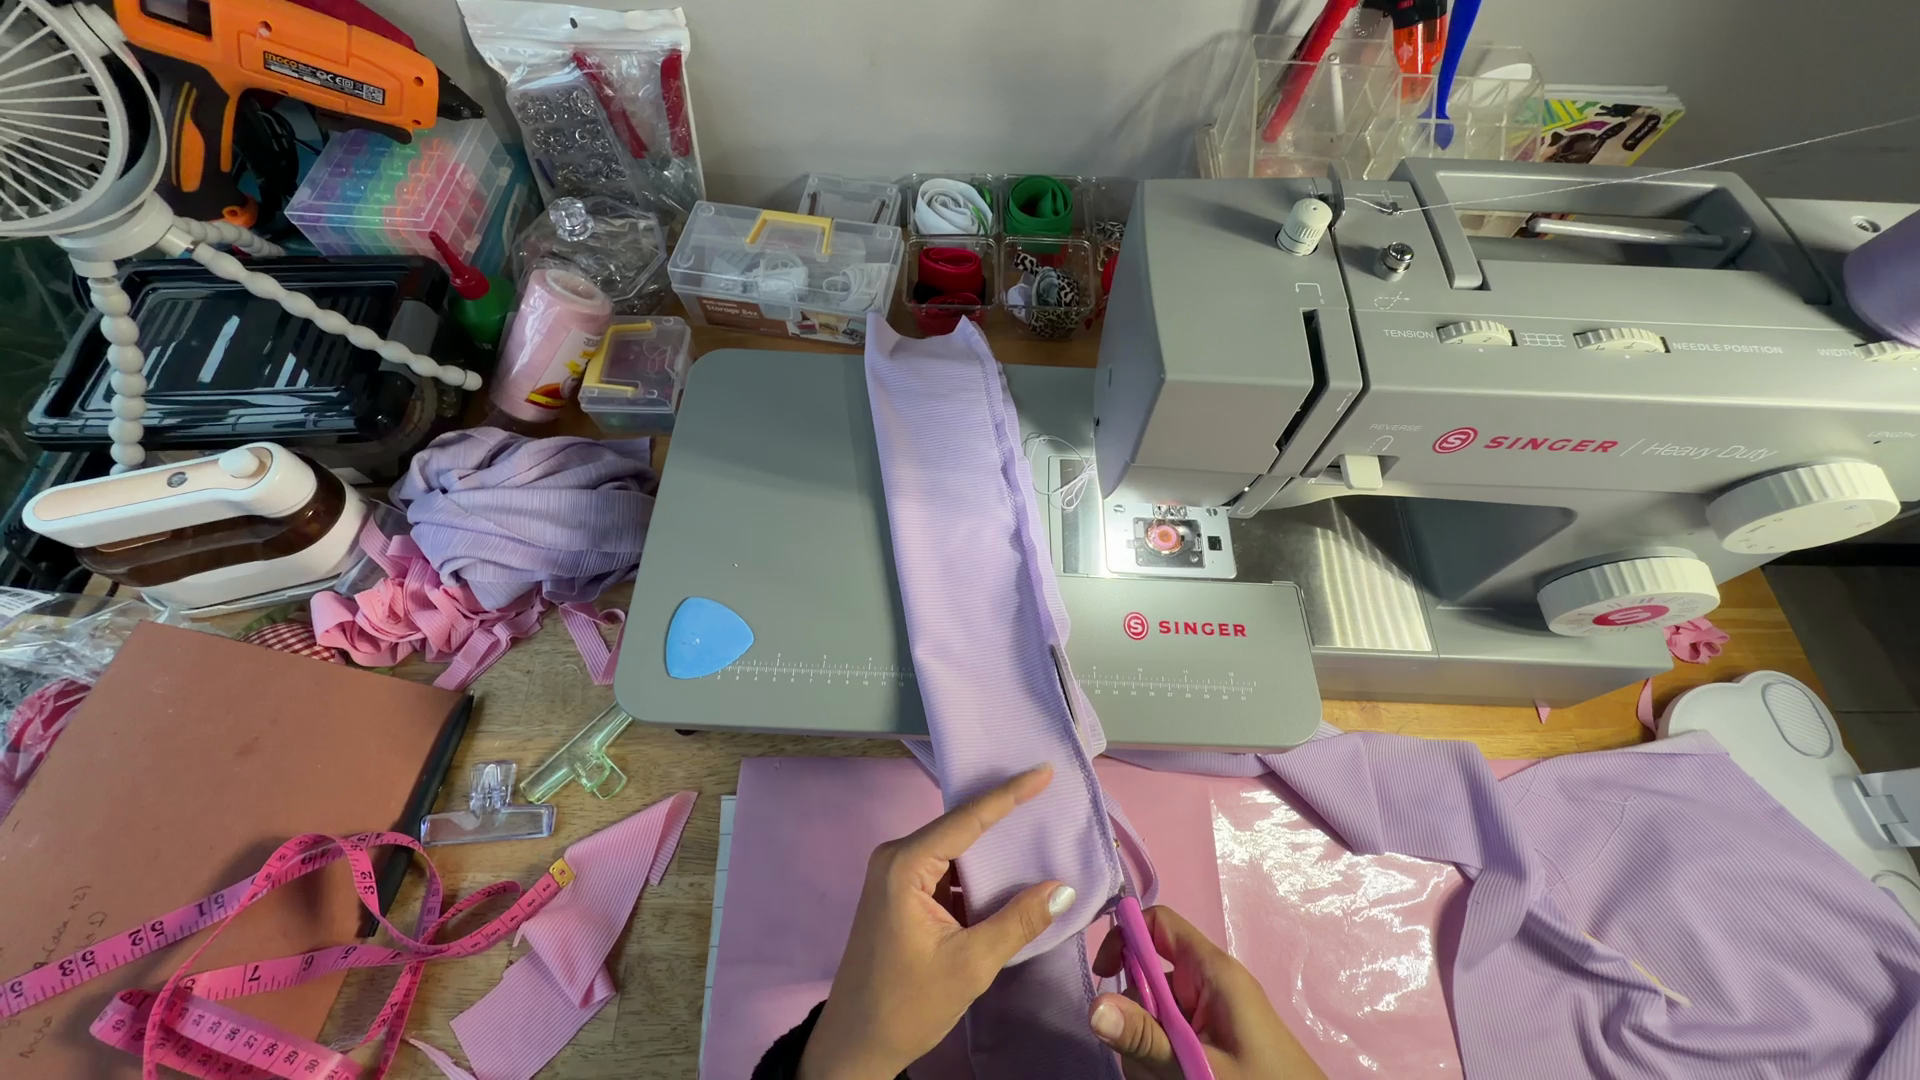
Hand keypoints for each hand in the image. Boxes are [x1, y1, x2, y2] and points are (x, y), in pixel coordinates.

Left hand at [799, 765, 1076, 1079]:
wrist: (854, 1047)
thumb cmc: (906, 1006)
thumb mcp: (970, 966)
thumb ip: (1018, 922)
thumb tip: (1063, 888)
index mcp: (906, 865)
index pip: (967, 819)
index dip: (1009, 793)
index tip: (1043, 771)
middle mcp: (897, 857)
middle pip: (960, 826)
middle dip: (1004, 813)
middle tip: (1047, 792)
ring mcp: (897, 874)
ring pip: (955, 849)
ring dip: (992, 848)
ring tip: (1039, 829)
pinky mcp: (903, 893)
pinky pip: (947, 869)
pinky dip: (977, 874)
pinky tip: (1011, 873)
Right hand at [1088, 905, 1324, 1079]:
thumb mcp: (1200, 1067)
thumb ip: (1146, 1038)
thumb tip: (1092, 1006)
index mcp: (1212, 971)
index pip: (1157, 922)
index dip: (1125, 938)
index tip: (1105, 978)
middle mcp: (1208, 985)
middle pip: (1146, 980)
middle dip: (1137, 1022)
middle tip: (1150, 1065)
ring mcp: (1209, 1017)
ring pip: (1152, 1019)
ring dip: (1148, 1056)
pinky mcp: (1210, 1044)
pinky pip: (1168, 1042)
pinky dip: (1161, 1068)